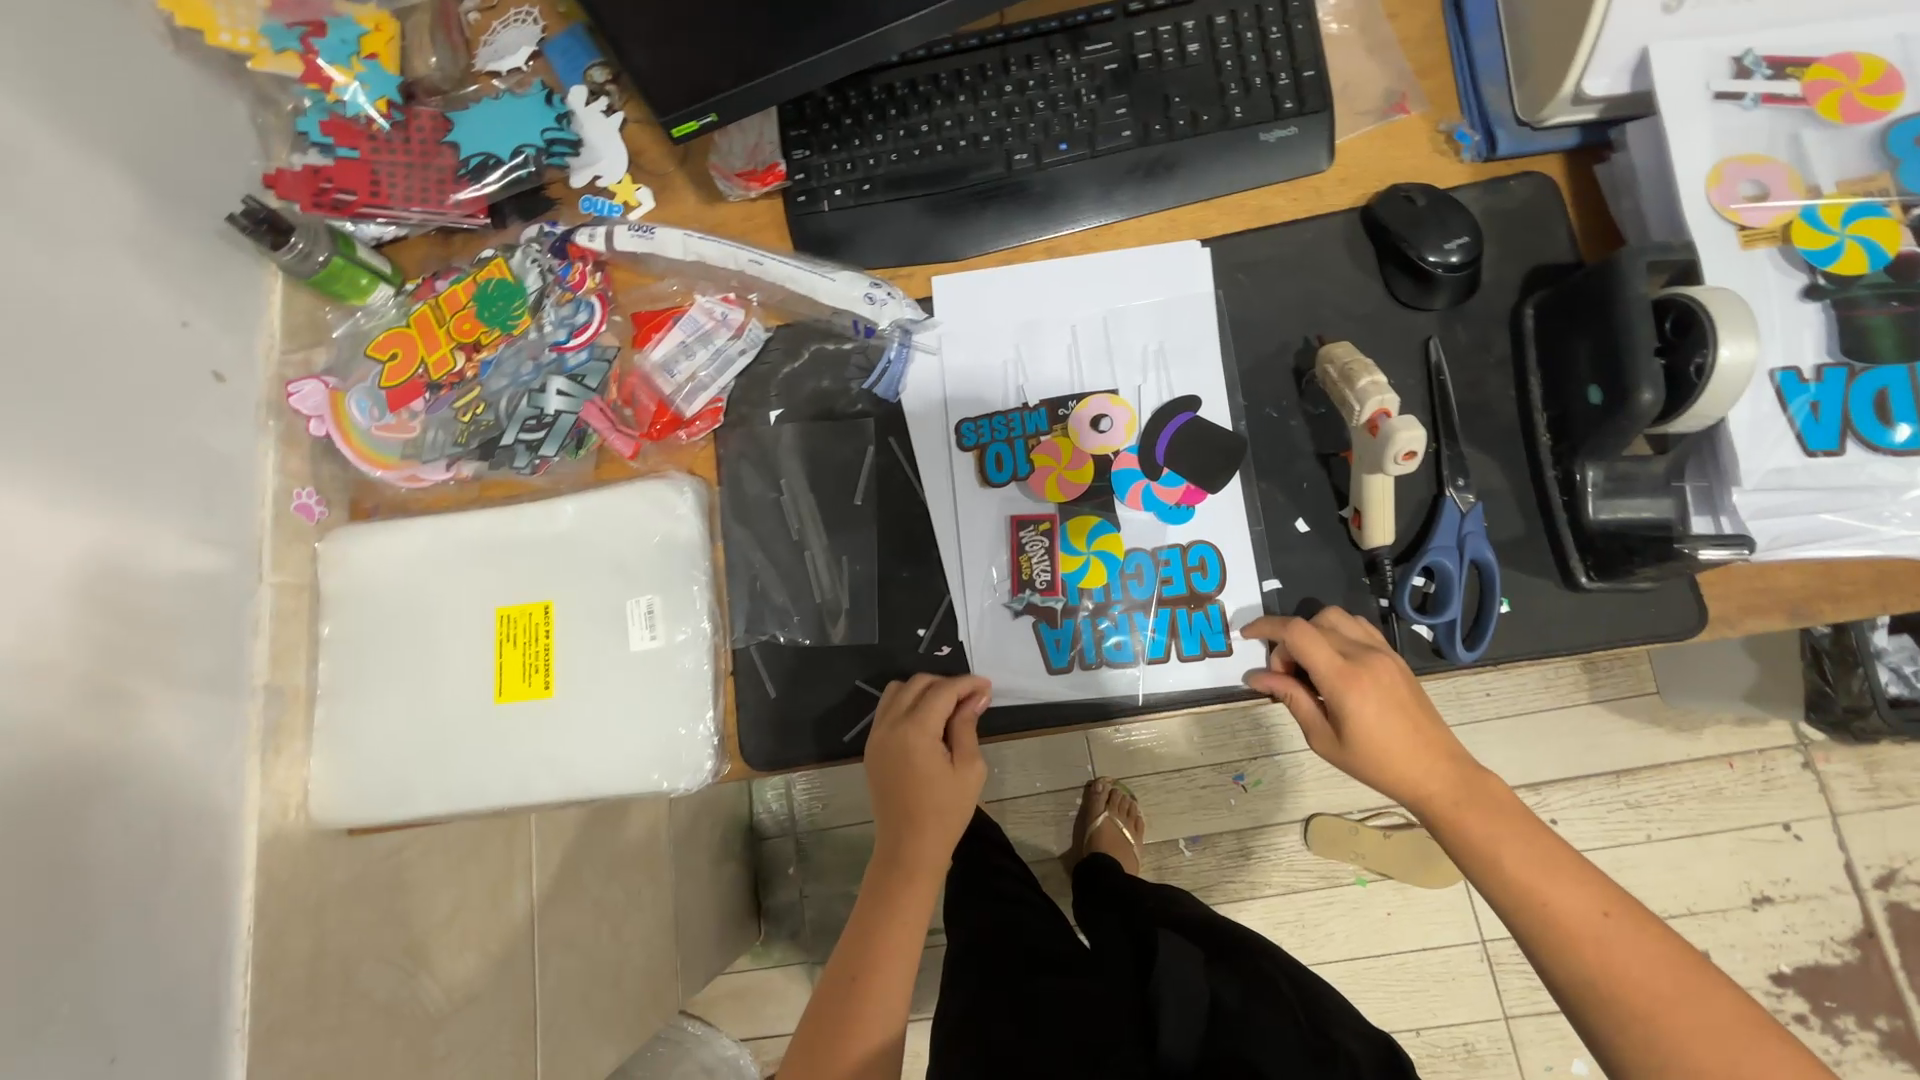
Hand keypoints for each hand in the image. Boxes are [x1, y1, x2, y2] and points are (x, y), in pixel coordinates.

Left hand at [863, 674, 992, 878]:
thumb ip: (968, 726)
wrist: (908, 848)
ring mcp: (876, 735)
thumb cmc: (945, 812)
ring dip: (924, 690)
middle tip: (971, 698)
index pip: (942, 690)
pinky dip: (907, 704)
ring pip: (897, 691)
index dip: (967, 684)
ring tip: (948, 707)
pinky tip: (928, 721)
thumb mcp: (968, 768)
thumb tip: (976, 697)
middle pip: (918, 683)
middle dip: (946, 684)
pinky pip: (887, 710)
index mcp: (915, 730)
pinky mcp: (872, 747)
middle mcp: (890, 725)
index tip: (987, 687)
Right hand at [1240, 607, 1486, 814]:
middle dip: (1287, 642)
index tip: (1247, 637)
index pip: (1295, 632)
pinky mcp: (1395, 656)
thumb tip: (1256, 677)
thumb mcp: (1323, 738)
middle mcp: (1364, 655)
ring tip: (1310, 666)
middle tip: (1286, 676)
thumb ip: (1290, 698)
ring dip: (1312, 631)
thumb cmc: (1376, 764)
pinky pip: (1358, 627)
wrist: (1436, 771)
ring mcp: (1383, 652)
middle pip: (1311, 622)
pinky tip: (1334, 661)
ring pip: (1335, 617)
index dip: (1265, 627)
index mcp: (1343, 677)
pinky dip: (1336, 632)